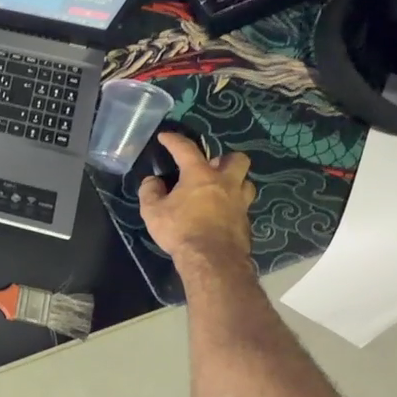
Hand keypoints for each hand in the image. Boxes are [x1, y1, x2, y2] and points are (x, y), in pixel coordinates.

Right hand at [139, 132, 255, 269]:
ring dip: (234, 181)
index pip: (187, 150)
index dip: (174, 141)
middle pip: (237, 159)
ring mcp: (240, 202)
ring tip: (219, 190)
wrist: (212, 260)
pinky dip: (231, 204)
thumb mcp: (152, 211)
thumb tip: (152, 181)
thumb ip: (150, 192)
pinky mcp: (245, 220)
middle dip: (225, 159)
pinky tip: (219, 213)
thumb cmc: (180, 230)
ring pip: (246, 182)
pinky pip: (242, 204)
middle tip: (210, 168)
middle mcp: (226, 183)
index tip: (165, 137)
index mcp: (201, 176)